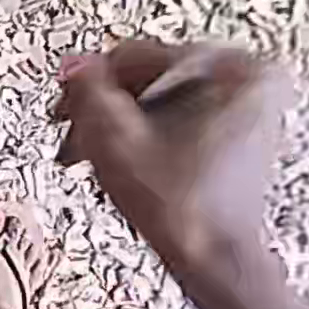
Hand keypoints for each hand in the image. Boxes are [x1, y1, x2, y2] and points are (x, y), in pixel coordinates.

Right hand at [59, 39, 288, 293]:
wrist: (212, 252)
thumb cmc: (176, 201)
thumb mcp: (113, 138)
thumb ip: (88, 92)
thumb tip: (73, 63)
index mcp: (230, 68)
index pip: (133, 56)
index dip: (85, 85)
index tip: (61, 109)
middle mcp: (246, 77)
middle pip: (144, 77)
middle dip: (99, 109)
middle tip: (72, 138)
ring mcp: (245, 102)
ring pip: (153, 98)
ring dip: (113, 124)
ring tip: (87, 155)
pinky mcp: (235, 127)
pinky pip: (172, 114)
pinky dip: (139, 132)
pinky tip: (117, 159)